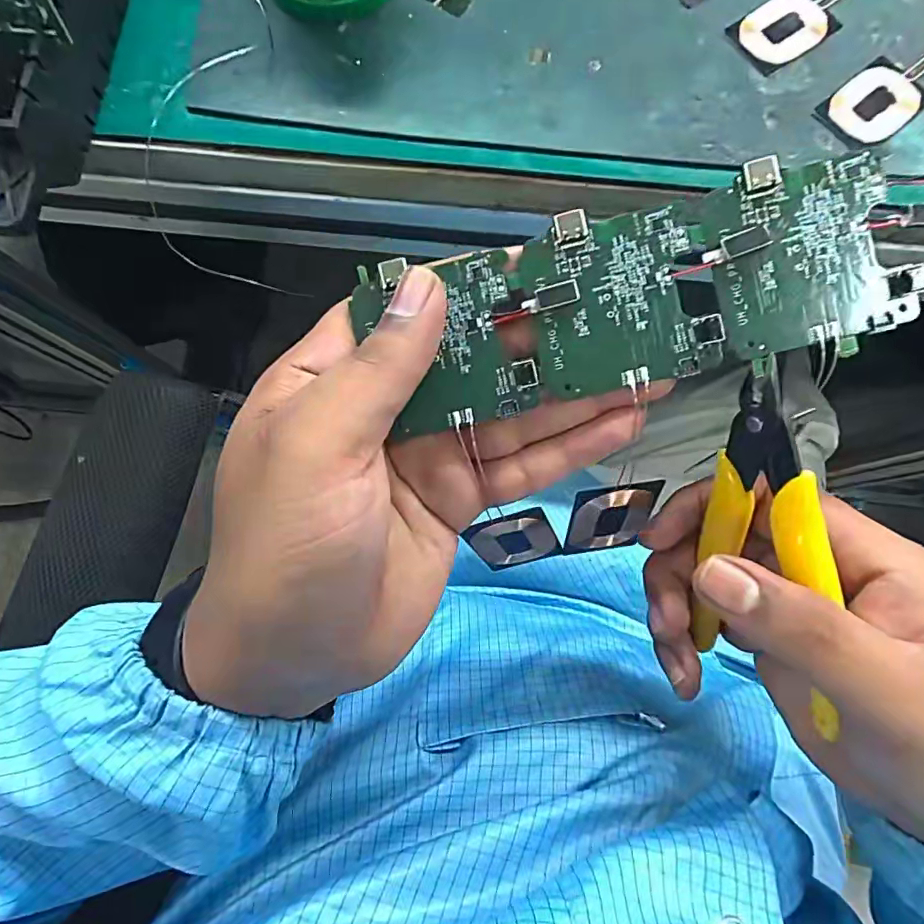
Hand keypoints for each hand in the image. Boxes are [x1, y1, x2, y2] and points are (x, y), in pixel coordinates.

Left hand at [184, 263, 670, 718]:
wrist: (294, 655)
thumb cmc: (286, 543)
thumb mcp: (317, 445)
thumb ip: (376, 369)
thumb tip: (426, 286)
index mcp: (332, 380)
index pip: (402, 314)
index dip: (463, 289)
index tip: (529, 268)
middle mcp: (384, 410)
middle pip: (469, 361)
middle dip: (536, 342)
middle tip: (611, 318)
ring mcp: (426, 456)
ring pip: (506, 414)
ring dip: (569, 395)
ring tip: (637, 371)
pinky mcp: (457, 501)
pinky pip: (516, 466)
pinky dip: (565, 448)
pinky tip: (616, 425)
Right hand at [641, 484, 923, 884]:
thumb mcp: (883, 687)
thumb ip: (801, 626)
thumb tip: (710, 570)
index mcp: (864, 557)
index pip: (777, 498)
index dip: (714, 503)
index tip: (661, 539)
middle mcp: (821, 568)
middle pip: (728, 534)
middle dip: (682, 570)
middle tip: (668, 625)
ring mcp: (795, 605)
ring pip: (710, 575)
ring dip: (678, 608)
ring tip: (678, 662)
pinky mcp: (774, 639)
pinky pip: (713, 618)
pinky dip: (687, 640)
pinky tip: (688, 676)